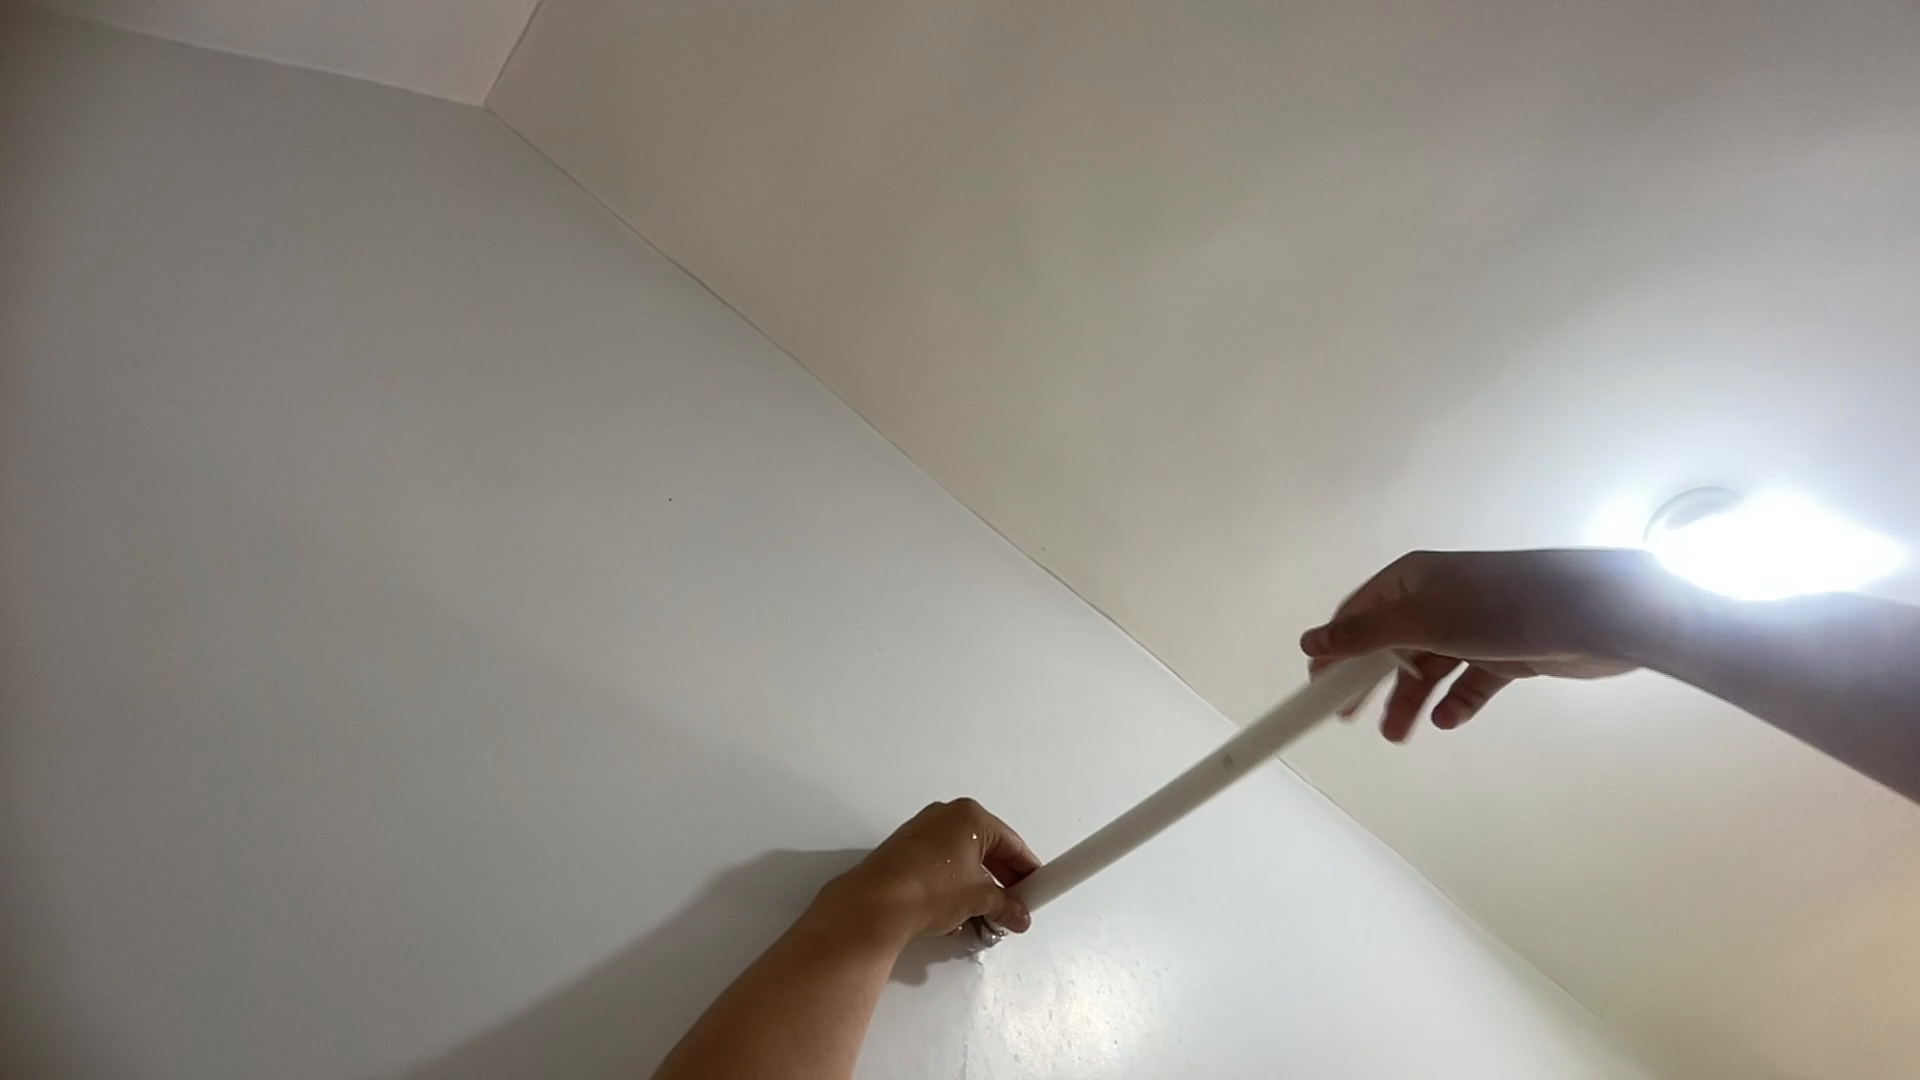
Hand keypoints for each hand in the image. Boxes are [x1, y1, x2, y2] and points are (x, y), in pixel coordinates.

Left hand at [807, 799, 1039, 948]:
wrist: (877, 905)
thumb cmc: (930, 887)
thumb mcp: (979, 898)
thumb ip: (1006, 905)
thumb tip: (1018, 914)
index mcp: (969, 815)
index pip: (1011, 842)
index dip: (1028, 869)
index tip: (1039, 888)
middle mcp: (946, 817)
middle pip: (987, 851)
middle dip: (1002, 883)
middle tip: (1015, 908)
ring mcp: (923, 834)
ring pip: (963, 862)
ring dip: (978, 891)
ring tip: (987, 919)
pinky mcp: (906, 853)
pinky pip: (942, 869)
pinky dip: (955, 891)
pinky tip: (959, 919)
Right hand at [1300, 549, 1661, 740]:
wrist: (1606, 613)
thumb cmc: (1501, 606)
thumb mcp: (1421, 619)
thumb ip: (1363, 634)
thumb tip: (1309, 641)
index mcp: (1410, 582)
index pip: (1357, 617)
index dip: (1335, 650)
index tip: (1320, 686)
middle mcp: (1436, 601)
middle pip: (1389, 646)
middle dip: (1370, 682)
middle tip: (1349, 716)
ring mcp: (1472, 627)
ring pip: (1427, 668)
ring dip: (1410, 700)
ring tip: (1397, 734)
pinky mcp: (1507, 653)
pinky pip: (1468, 682)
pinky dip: (1455, 701)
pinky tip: (1447, 719)